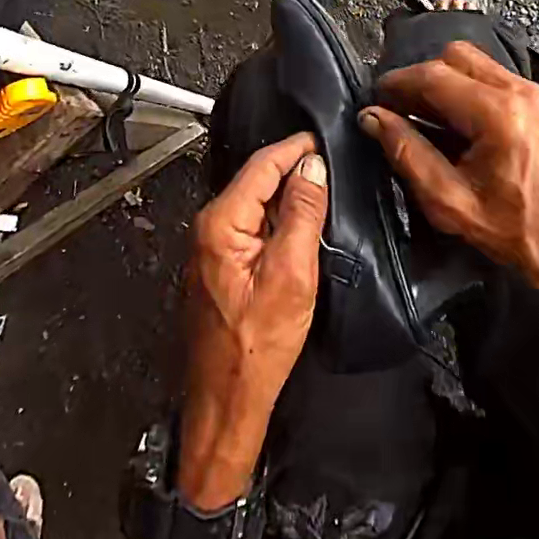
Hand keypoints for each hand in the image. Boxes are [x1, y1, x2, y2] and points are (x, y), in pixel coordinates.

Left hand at [177, 132, 327, 508]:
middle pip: (256, 181)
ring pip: (256, 204)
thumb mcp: (292, 275)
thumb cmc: (254, 349)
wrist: (227, 398)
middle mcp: (209, 229)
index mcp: (221, 224)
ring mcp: (212, 247)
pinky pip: (252, 227)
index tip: (321, 141)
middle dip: (293, 170)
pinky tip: (300, 230)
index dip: (295, 148)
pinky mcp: (221, 264)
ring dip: (287, 197)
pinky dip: (278, 221)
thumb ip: (302, 215)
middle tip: (330, 168)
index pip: (261, 165)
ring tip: (322, 196)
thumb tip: (312, 169)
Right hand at [359, 42, 538, 346]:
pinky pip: (507, 82)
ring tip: (435, 120)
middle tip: (404, 107)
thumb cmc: (521, 235)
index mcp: (500, 117)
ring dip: (451, 84)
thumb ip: (406, 154)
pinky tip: (471, 130)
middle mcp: (527, 94)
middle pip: (459, 55)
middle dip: (424, 77)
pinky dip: (480, 94)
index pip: (434, 76)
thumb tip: (374, 119)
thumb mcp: (449, 202)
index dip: (397, 82)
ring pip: (484, 65)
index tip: (378, 97)